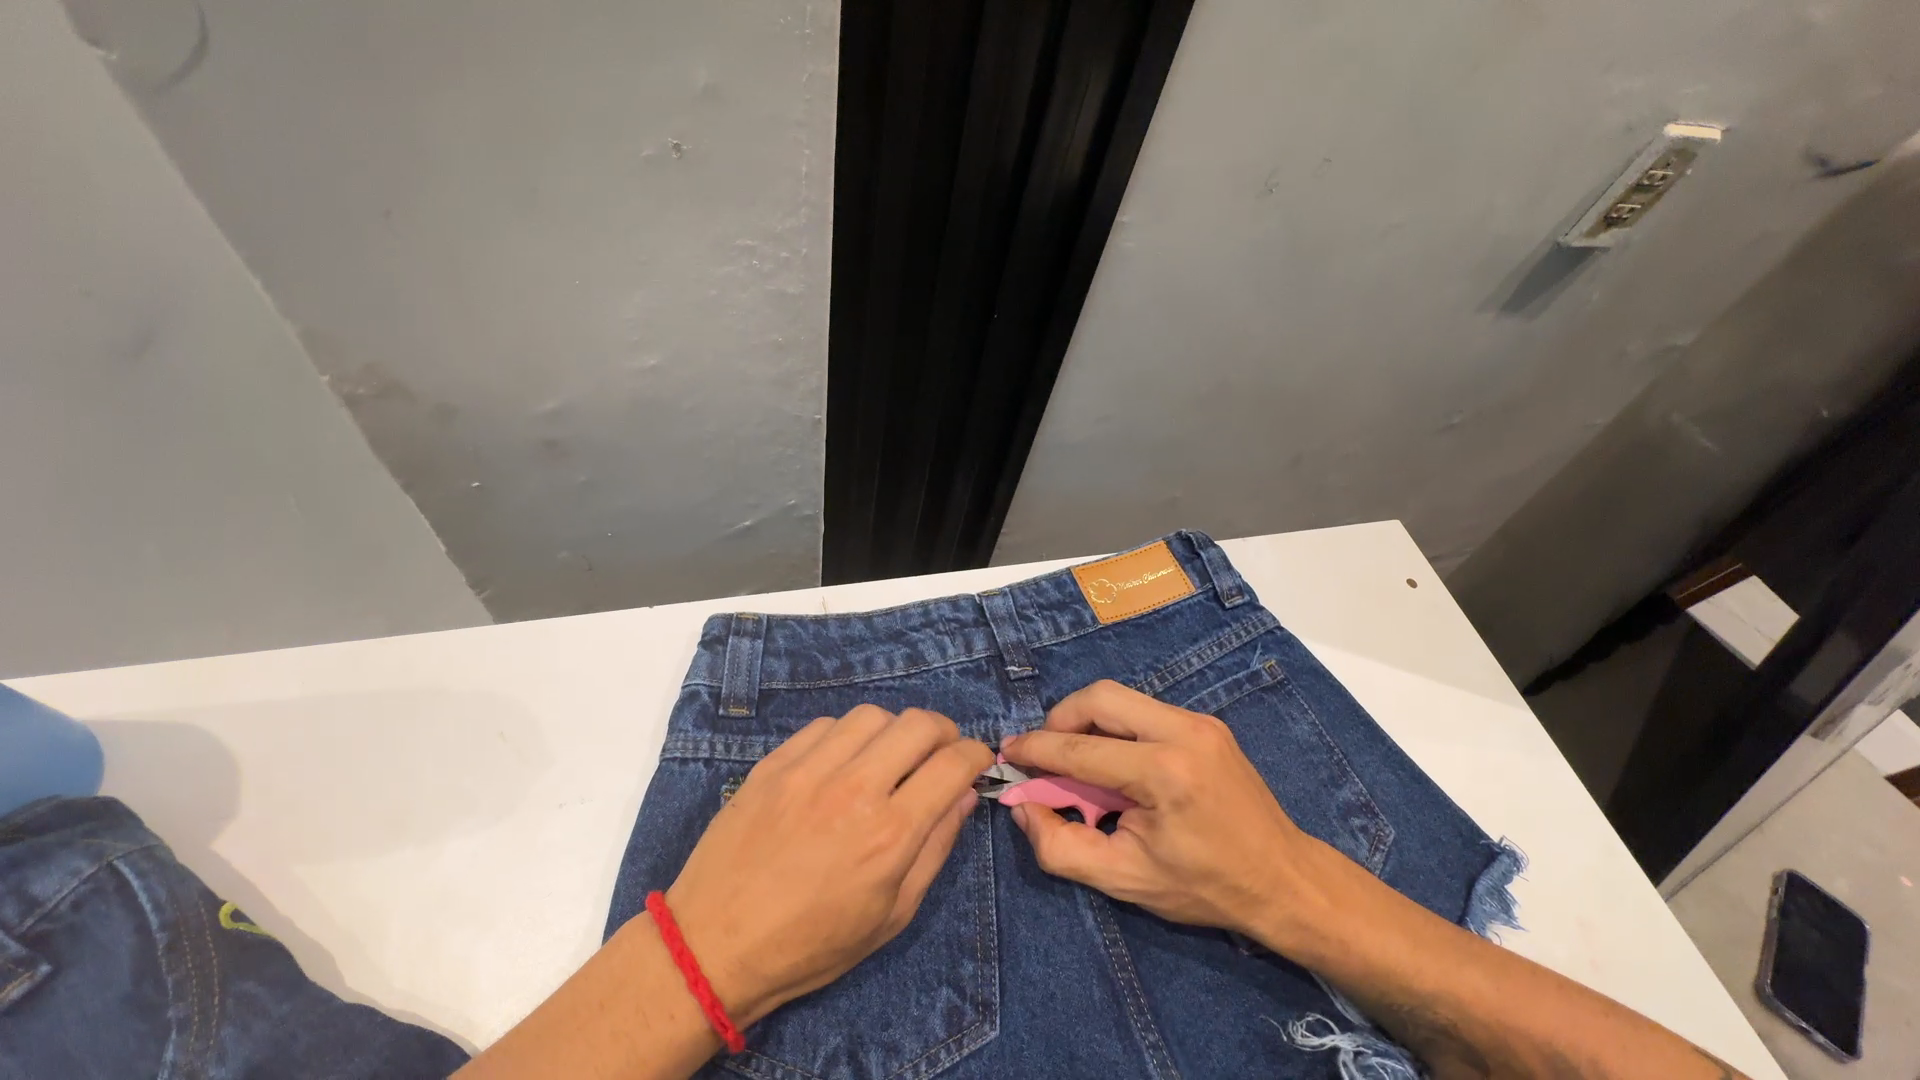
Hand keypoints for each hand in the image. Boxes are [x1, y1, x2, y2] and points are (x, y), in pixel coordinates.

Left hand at [663, 706, 992, 1025]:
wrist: (714, 945)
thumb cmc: (811, 945)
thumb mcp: (891, 914)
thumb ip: (935, 849)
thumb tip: (964, 796)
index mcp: (890, 834)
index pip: (953, 764)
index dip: (977, 756)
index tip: (977, 762)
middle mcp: (854, 789)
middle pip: (919, 724)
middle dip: (944, 733)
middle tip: (940, 755)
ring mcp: (809, 770)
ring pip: (873, 716)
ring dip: (894, 731)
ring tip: (889, 757)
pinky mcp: (774, 764)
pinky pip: (825, 725)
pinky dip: (847, 736)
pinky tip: (843, 762)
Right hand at [1000, 680, 1315, 937]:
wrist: (1284, 880)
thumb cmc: (1204, 887)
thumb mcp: (1124, 879)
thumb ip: (1060, 847)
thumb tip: (1022, 806)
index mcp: (1164, 773)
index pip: (1080, 748)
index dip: (1035, 749)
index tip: (1007, 754)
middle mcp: (1183, 731)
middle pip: (1100, 696)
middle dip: (1060, 719)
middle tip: (1045, 754)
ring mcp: (1200, 722)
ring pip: (1122, 697)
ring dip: (1088, 721)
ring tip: (1077, 761)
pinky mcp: (1207, 724)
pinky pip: (1144, 710)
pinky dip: (1116, 726)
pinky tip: (1115, 763)